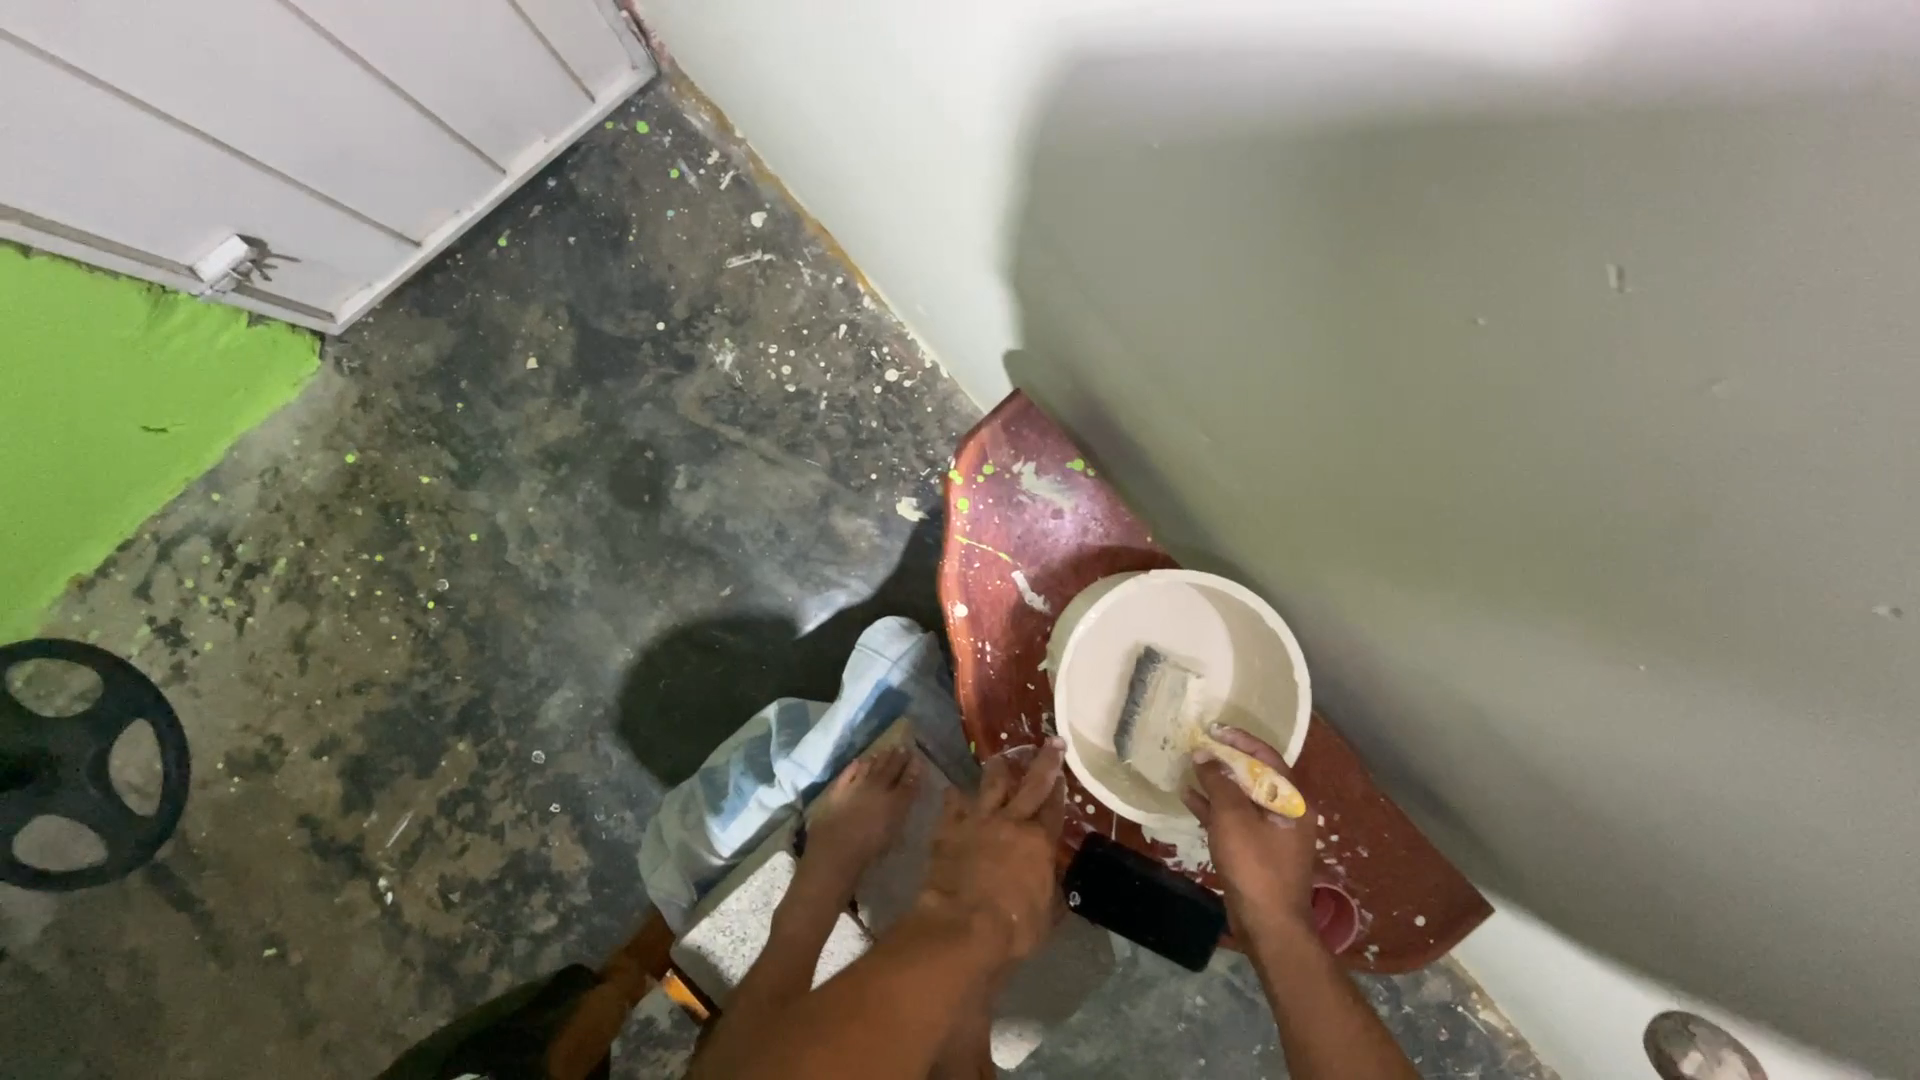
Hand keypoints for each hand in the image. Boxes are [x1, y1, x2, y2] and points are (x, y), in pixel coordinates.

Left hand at [916, 738, 1067, 967]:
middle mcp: (1011, 823)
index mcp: (1039, 843)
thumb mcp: (1045, 917)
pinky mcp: (949, 829)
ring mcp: (978, 822)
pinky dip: (954, 798)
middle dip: (1044, 762)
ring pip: (990, 786)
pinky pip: (952, 806)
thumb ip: (1050, 895)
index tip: (1063, 771)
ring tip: (999, 759)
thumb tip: (1056, 888)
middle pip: (1031, 785)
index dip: (1060, 788)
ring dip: (997, 771)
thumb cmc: (1013, 928)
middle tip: (1051, 741)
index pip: (1054, 808)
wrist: (962, 925)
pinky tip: (952, 791)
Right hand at [1182, 727, 1317, 946]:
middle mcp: (1286, 812)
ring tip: (1189, 767)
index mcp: (1292, 800)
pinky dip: (1214, 807)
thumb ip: (1219, 782)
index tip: (1214, 729)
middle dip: (1225, 760)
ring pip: (1242, 797)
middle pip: (1255, 775)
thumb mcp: (1232, 817)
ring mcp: (1272, 832)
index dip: (1240, 740)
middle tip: (1198, 746)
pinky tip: (1189, 797)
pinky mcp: (1256, 850)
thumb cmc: (1255, 865)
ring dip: (1216, 782)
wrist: (1269, 924)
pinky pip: (1234, 819)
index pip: (1268, 757)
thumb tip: (1204, 755)